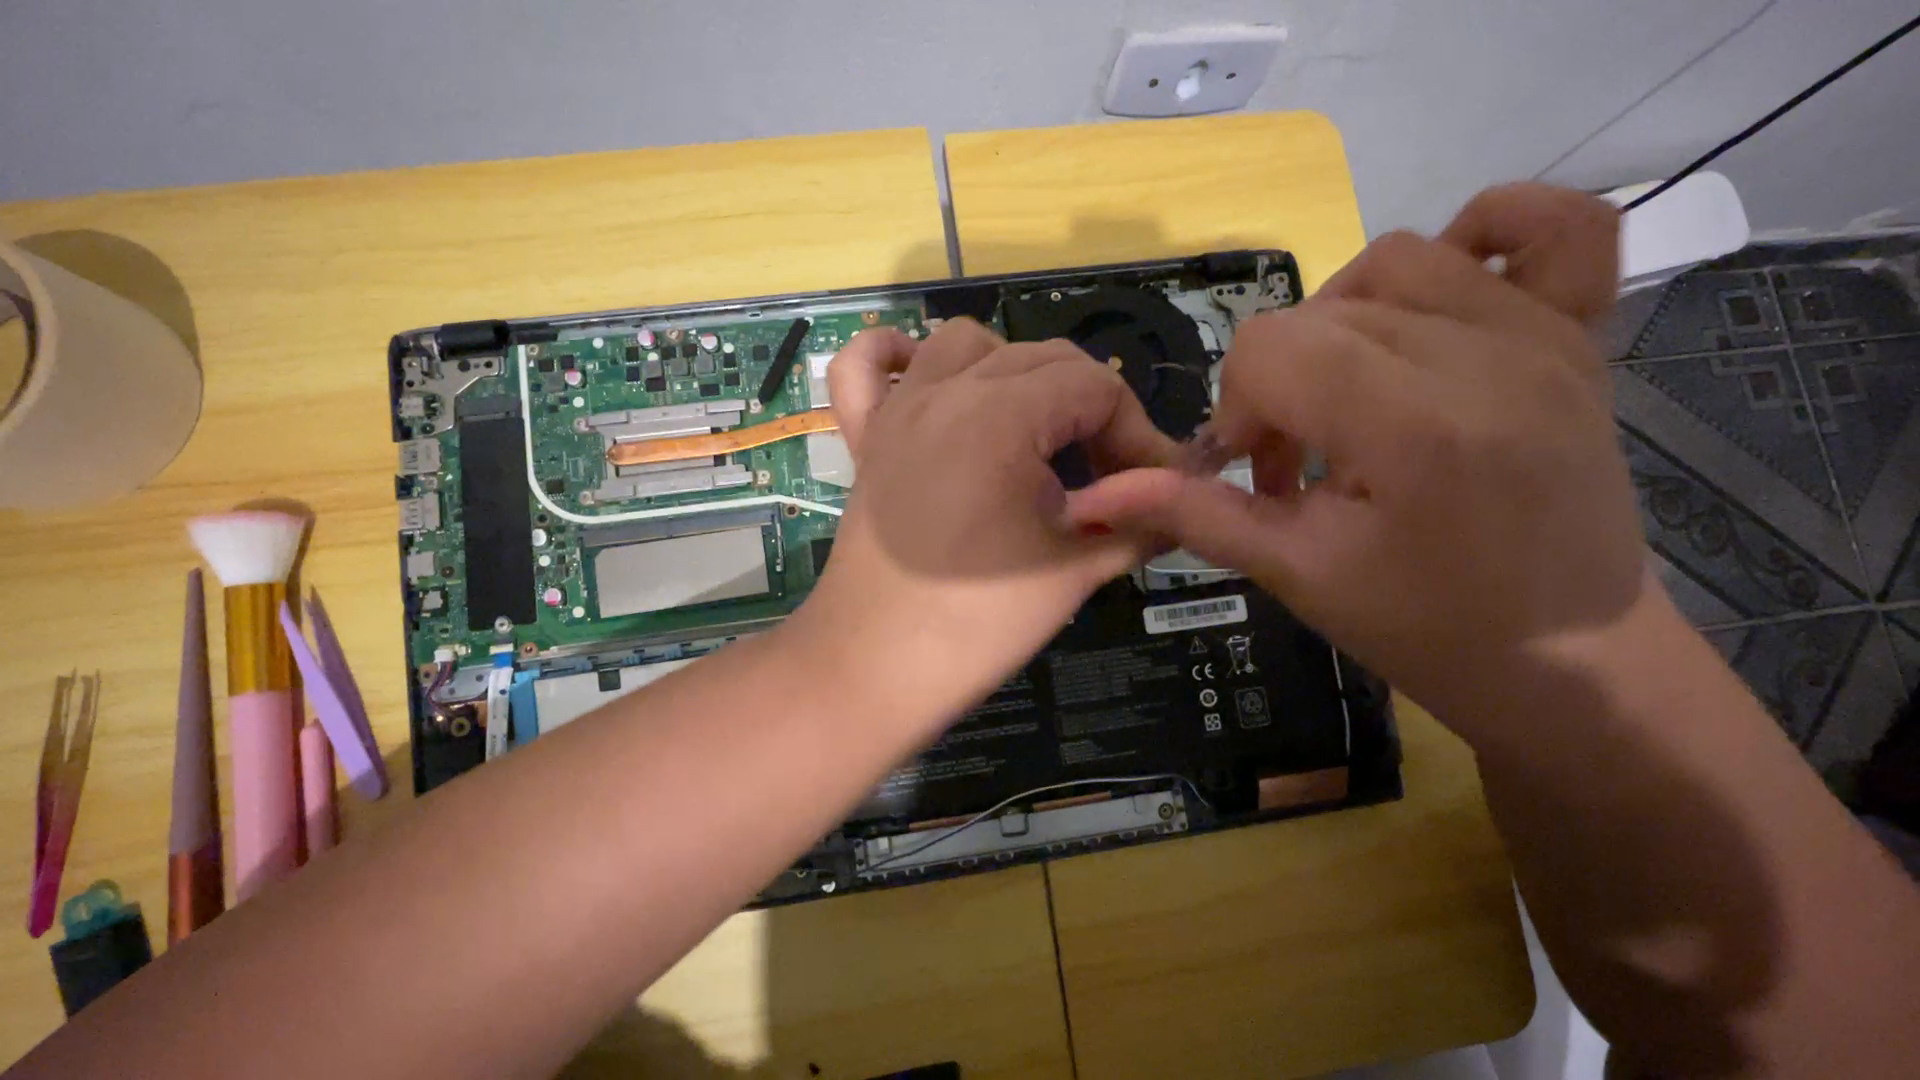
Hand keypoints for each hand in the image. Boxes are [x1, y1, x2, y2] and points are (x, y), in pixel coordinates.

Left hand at [784, 319, 1175, 728]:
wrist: (873, 670)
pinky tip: (927, 380)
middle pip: (1043, 358)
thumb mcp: (1076, 570)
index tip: (1155, 486)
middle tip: (1111, 478)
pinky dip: (896, 356)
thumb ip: (1140, 521)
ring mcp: (897, 410)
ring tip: (1035, 433)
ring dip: (1015, 372)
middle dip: (1092, 408)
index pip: (1096, 386)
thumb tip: (1183, 504)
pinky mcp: (865, 438)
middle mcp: (945, 391)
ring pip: (966, 344)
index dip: (1139, 433)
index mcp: (1001, 415)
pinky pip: (865, 367)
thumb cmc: (978, 623)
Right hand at [1079, 185, 1646, 728]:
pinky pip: (1557, 229)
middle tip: (1293, 459)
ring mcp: (1541, 337)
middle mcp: (1482, 355)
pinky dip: (1490, 232)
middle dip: (1281, 384)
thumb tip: (1095, 495)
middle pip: (1321, 312)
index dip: (1238, 407)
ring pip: (1397, 261)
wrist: (1569, 657)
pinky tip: (1446, 288)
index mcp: (1411, 423)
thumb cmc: (1426, 627)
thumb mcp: (1297, 575)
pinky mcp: (1579, 337)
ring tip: (1349, 391)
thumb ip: (1197, 515)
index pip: (1271, 347)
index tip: (1254, 472)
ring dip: (1344, 319)